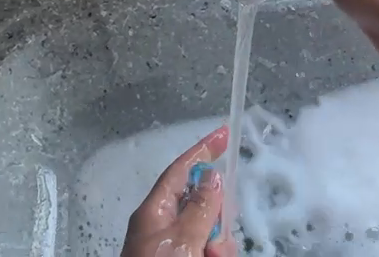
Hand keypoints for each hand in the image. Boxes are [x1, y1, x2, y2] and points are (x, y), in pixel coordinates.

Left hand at [122, 125, 233, 256]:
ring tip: (215, 256)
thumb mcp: (183, 239)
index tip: (224, 133)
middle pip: (200, 204)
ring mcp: (170, 246)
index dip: (203, 149)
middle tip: (220, 239)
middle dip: (217, 217)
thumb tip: (212, 174)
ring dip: (219, 242)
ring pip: (207, 230)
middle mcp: (162, 225)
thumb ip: (200, 208)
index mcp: (154, 210)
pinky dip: (213, 253)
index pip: (181, 169)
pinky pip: (204, 248)